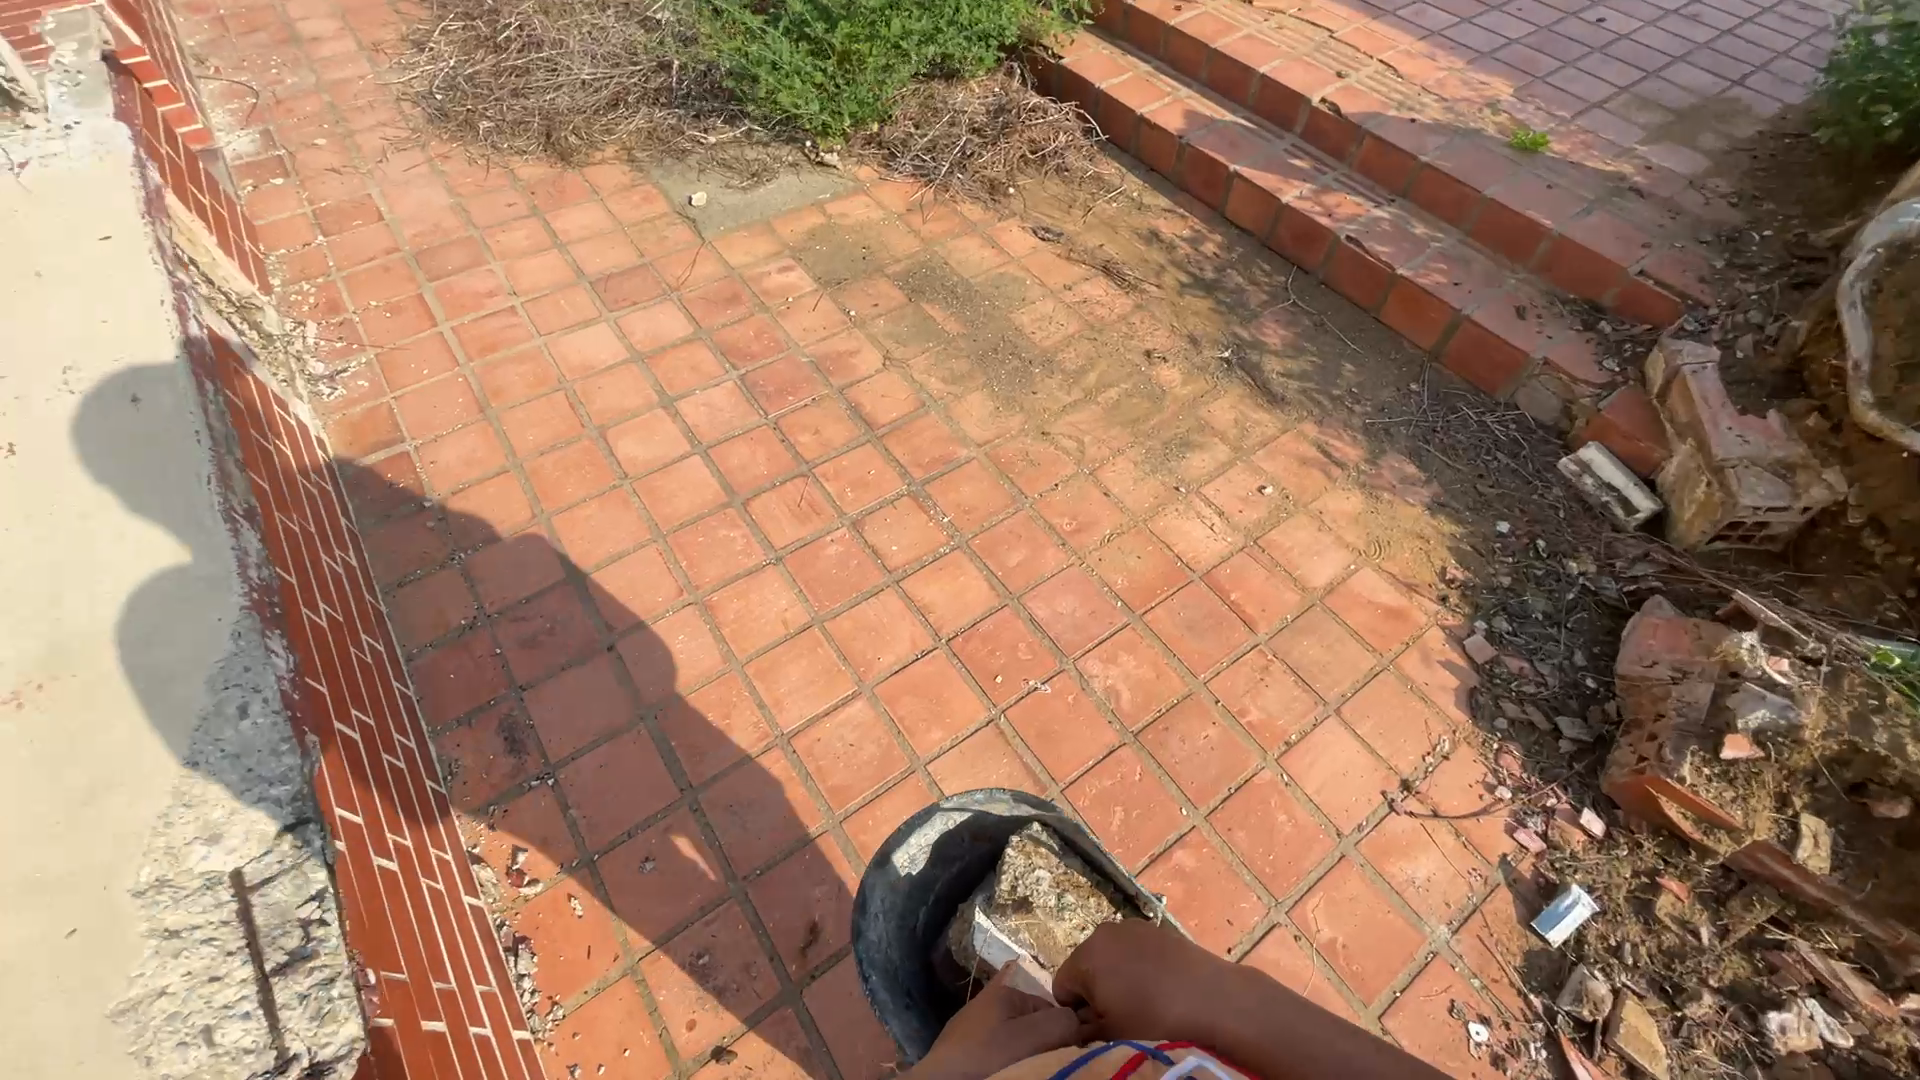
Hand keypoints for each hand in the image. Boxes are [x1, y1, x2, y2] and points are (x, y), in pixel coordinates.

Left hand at [911, 968, 1086, 1079]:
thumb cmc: (988, 1058)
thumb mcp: (1033, 1037)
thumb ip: (1061, 1022)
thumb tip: (1078, 1023)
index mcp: (1003, 993)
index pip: (1049, 1007)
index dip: (1061, 1030)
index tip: (1066, 1053)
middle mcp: (984, 1003)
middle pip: (1028, 1022)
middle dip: (1040, 1042)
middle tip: (1044, 1064)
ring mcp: (968, 1028)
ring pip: (1009, 1039)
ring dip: (1021, 1055)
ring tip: (1025, 1071)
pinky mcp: (958, 1053)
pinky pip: (991, 1054)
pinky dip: (1001, 1063)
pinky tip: (1004, 1071)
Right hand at [1052, 920, 1237, 1044]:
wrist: (1212, 999)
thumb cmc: (1155, 1020)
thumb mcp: (1112, 1035)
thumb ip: (1084, 1031)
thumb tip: (1077, 1027)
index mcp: (1085, 956)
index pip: (1061, 987)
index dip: (1076, 1013)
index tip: (1099, 1026)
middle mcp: (1102, 932)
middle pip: (1085, 967)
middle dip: (1096, 991)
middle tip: (1122, 1015)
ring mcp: (1130, 926)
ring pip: (1110, 957)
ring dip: (1117, 977)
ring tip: (1145, 1000)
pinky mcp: (1155, 929)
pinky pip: (1134, 950)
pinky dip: (1139, 966)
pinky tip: (1161, 986)